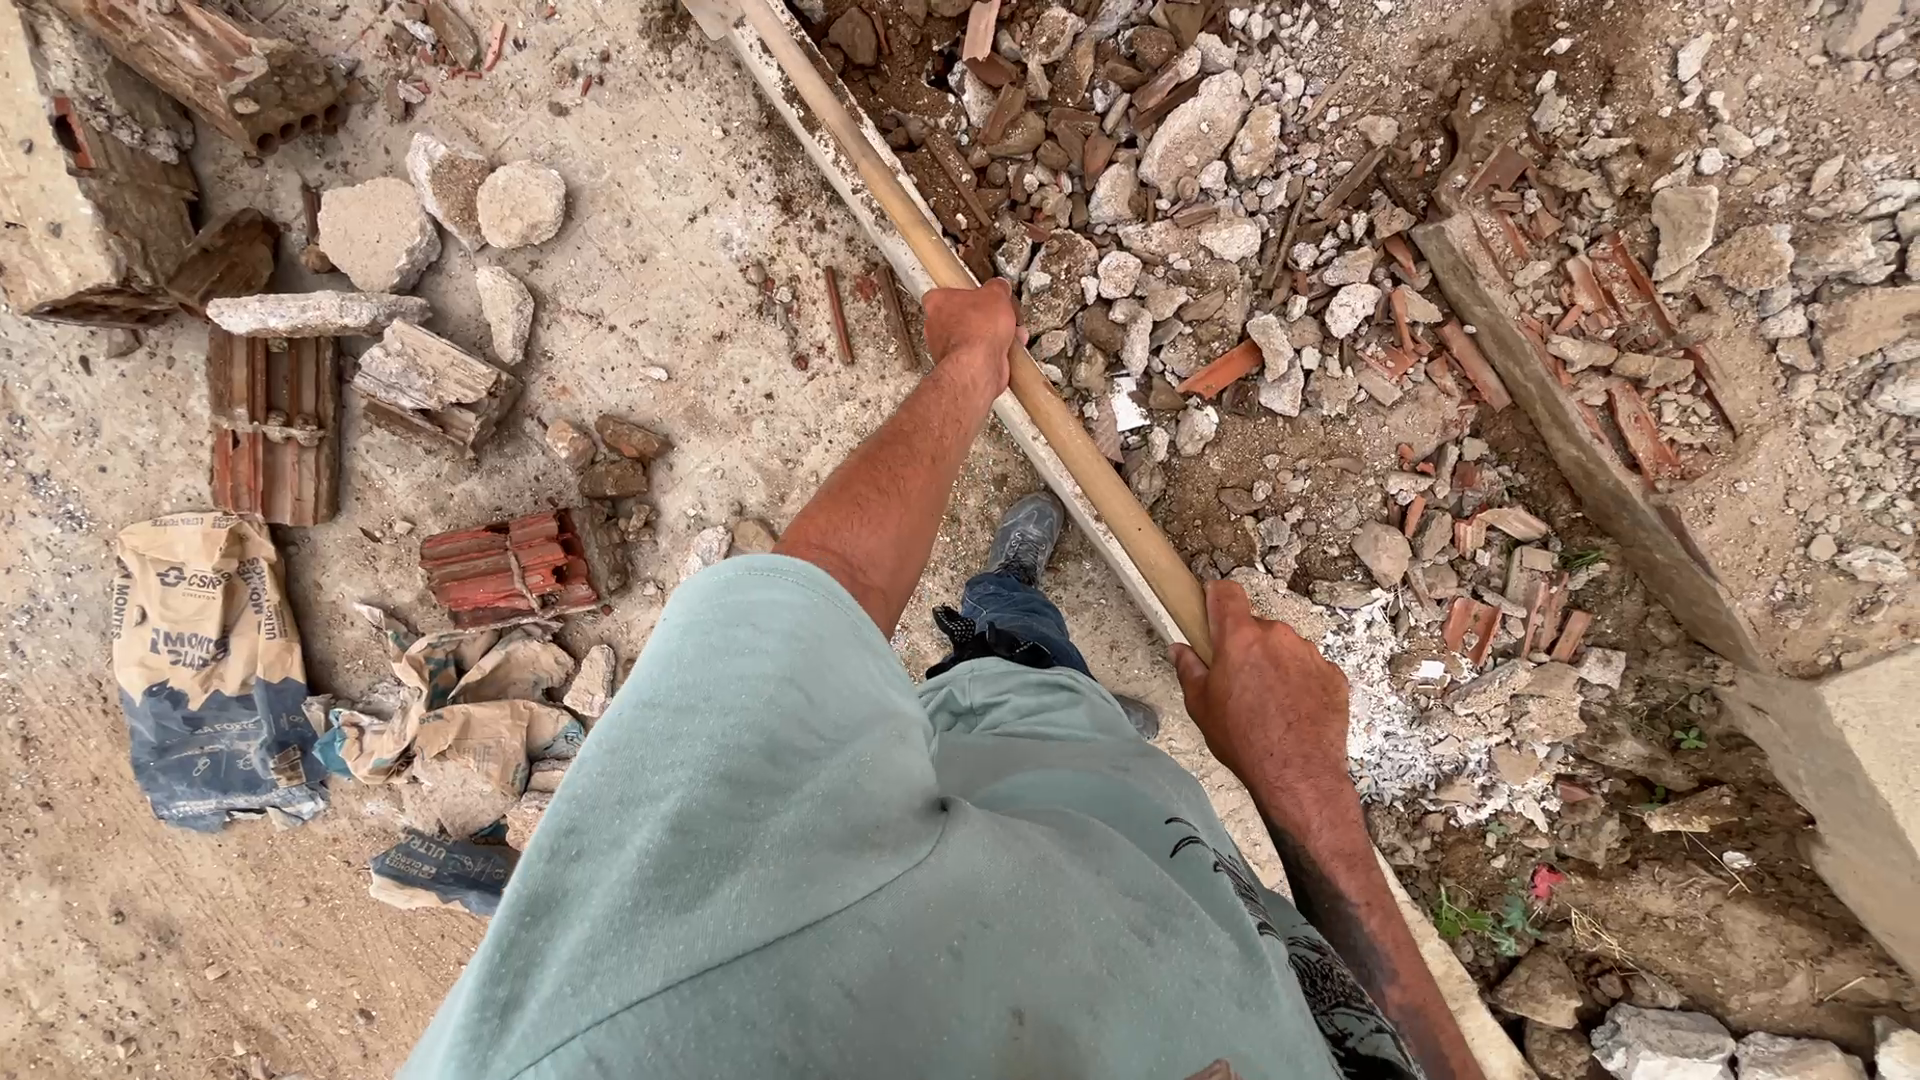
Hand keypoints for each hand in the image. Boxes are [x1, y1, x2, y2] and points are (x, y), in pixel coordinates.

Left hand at [921, 279, 1019, 392]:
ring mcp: (946, 350)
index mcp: (936, 303)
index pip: (945, 293)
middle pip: (963, 317)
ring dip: (993, 336)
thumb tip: (1000, 287)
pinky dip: (994, 353)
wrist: (980, 365)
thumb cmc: (978, 330)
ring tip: (1011, 334)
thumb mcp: (996, 294)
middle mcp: (935, 327)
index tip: (979, 295)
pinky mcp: (960, 367)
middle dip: (985, 318)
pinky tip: (1008, 350)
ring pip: (973, 337)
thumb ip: (997, 287)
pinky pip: (979, 356)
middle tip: (999, 316)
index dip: (966, 294)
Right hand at [1170, 581, 1358, 824]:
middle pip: (1256, 625)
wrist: (1298, 774)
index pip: (1227, 592)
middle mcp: (1278, 636)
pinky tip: (1292, 710)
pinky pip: (1310, 667)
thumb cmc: (1244, 739)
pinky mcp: (1334, 675)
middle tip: (1237, 677)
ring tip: (1268, 700)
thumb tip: (1180, 650)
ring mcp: (1310, 654)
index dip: (1216, 596)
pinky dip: (1299, 681)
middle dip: (1246, 644)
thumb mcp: (1200, 705)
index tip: (1211, 607)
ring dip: (1274, 662)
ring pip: (1284, 647)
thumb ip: (1189, 669)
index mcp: (1240, 637)